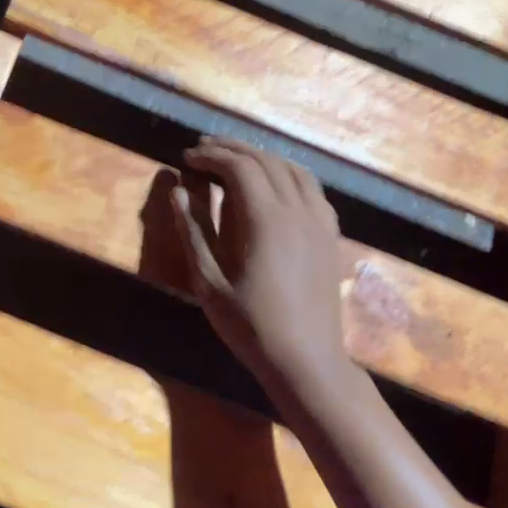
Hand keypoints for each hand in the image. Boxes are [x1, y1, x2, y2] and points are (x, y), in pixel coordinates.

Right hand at [168, 137, 350, 394]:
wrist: (306, 359)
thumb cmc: (250, 324)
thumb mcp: (208, 282)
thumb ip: (192, 231)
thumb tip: (177, 190)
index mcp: (265, 220)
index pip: (239, 167)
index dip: (211, 156)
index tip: (186, 158)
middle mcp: (297, 210)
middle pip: (266, 160)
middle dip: (232, 148)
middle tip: (202, 149)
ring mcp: (319, 221)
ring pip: (293, 169)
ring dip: (261, 156)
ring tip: (234, 158)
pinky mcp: (330, 234)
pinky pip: (311, 188)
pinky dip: (287, 173)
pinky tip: (274, 183)